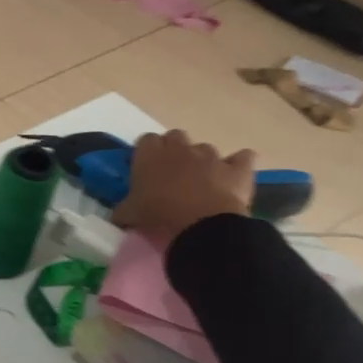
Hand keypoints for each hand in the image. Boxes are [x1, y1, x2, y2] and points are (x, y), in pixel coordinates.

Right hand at [111, 129, 256, 245]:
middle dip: (173, 150)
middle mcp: (180, 148)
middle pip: (175, 136)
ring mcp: (211, 156)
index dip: (145, 152)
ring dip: (202, 160)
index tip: (144, 168)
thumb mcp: (129, 214)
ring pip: (205, 148)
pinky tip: (234, 175)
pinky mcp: (238, 169)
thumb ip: (124, 208)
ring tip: (200, 181)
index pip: (145, 140)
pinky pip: (243, 157)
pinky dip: (238, 163)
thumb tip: (120, 213)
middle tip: (170, 172)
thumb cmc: (158, 215)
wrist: (202, 225)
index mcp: (150, 154)